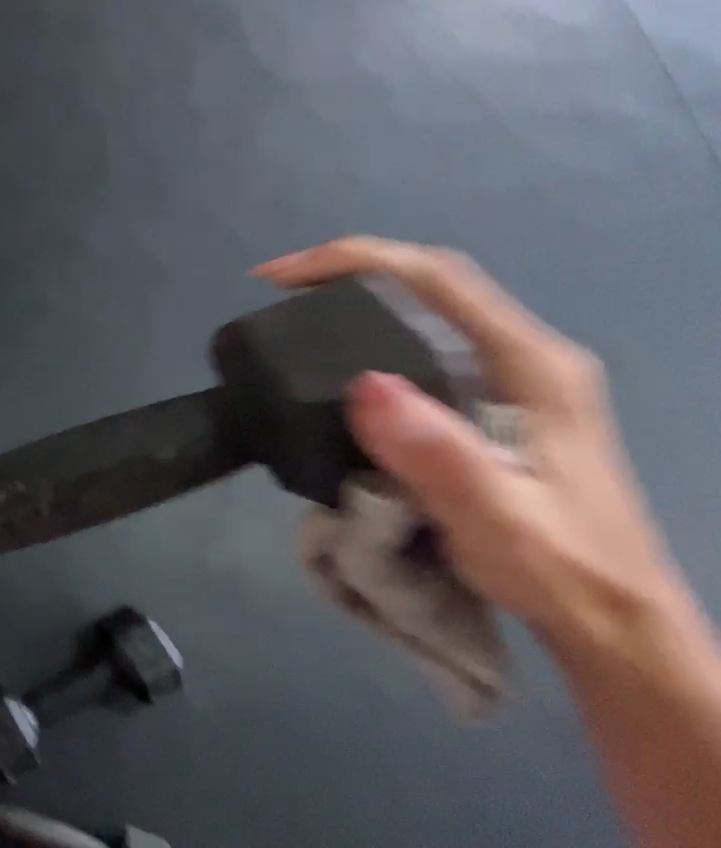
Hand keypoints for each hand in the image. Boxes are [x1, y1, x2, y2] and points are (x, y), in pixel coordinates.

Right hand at [257, 237, 698, 655]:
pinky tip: (334, 375)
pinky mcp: (490, 407)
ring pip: (422, 315)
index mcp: (532, 366)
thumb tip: (364, 384)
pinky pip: (419, 352)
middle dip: (344, 275)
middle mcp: (525, 359)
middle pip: (427, 284)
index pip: (436, 279)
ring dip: (353, 307)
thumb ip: (438, 453)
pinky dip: (366, 346)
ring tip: (291, 326)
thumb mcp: (498, 520)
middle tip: (274, 298)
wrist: (613, 625)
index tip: (277, 280)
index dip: (352, 261)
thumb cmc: (561, 573)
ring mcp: (511, 382)